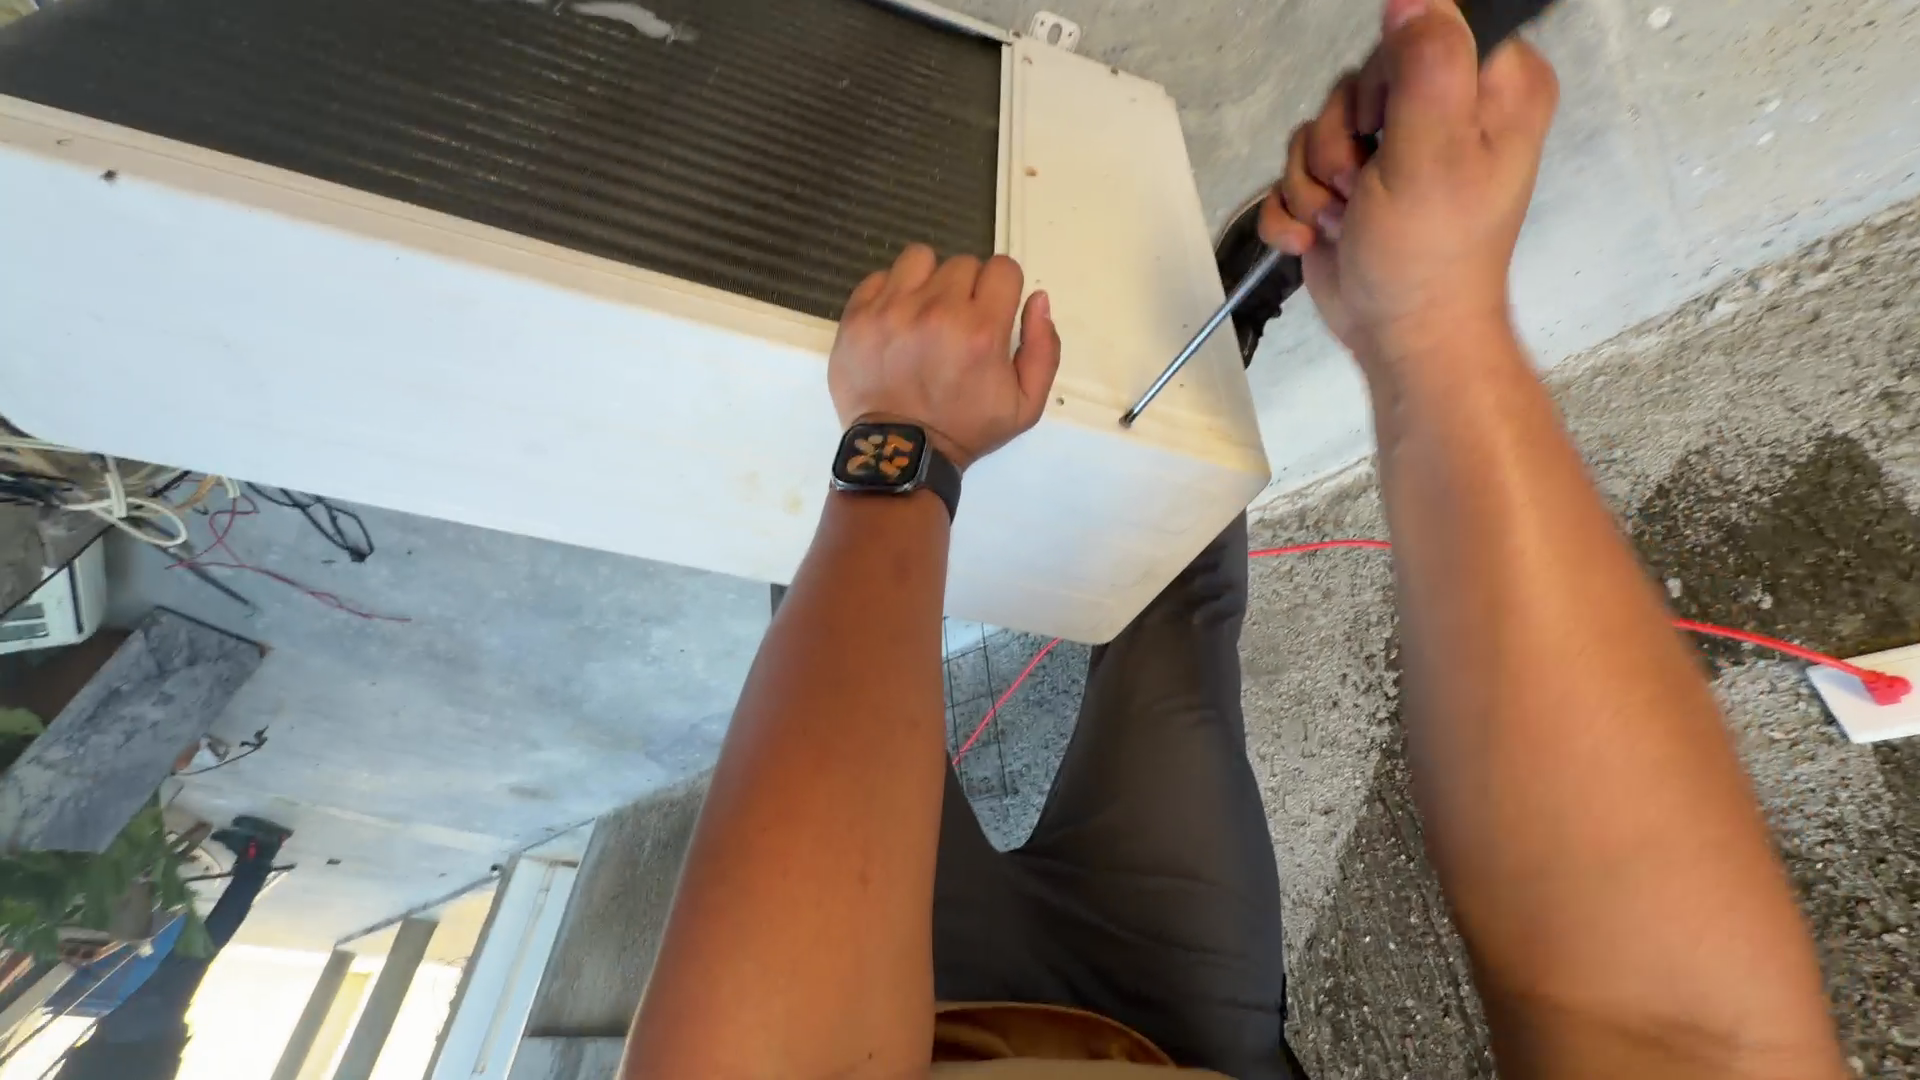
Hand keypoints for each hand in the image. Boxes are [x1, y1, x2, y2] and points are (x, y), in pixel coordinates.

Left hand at [830, 245, 1061, 471]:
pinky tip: (897, 322)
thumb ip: (1044, 350)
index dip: (1001, 290)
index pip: (1002, 268)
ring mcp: (892, 310)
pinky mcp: (858, 316)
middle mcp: (937, 310)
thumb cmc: (966, 430)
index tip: (991, 315)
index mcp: (981, 330)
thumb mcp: (1026, 406)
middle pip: (963, 264)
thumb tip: (1037, 299)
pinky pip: (880, 277)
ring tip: (924, 314)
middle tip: (956, 326)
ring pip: (920, 259)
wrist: (900, 453)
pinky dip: (892, 293)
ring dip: (928, 281)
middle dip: (967, 290)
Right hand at [1259, 0, 1557, 385]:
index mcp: (1486, 91)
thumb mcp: (1434, 152)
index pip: (1421, 34)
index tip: (1386, 124)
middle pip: (1354, 85)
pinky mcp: (1343, 196)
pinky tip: (1319, 238)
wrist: (1397, 334)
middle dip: (1338, 144)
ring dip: (1312, 185)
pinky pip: (1292, 182)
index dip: (1385, 78)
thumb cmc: (1429, 255)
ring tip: (1344, 220)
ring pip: (1314, 134)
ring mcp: (1384, 159)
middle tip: (1361, 184)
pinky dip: (1294, 215)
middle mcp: (1435, 117)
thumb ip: (1424, 66)